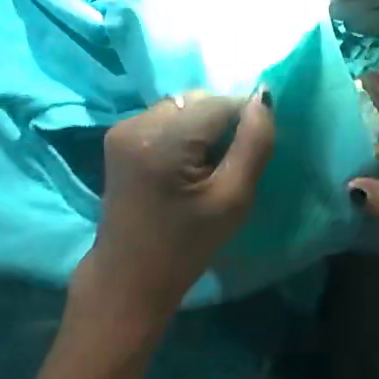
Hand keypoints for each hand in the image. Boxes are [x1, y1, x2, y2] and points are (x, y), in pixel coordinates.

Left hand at [74, 91, 275, 327]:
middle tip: (221, 167)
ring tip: (200, 168)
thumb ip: (254, 144)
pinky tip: (179, 165)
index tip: (241, 159)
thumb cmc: (185, 247)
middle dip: (219, 123)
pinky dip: (180, 132)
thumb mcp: (233, 199)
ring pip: (182, 105)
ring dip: (200, 126)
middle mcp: (138, 122)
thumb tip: (262, 98)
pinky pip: (163, 117)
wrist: (128, 280)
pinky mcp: (117, 136)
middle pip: (198, 100)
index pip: (220, 103)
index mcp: (163, 139)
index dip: (242, 123)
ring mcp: (123, 127)